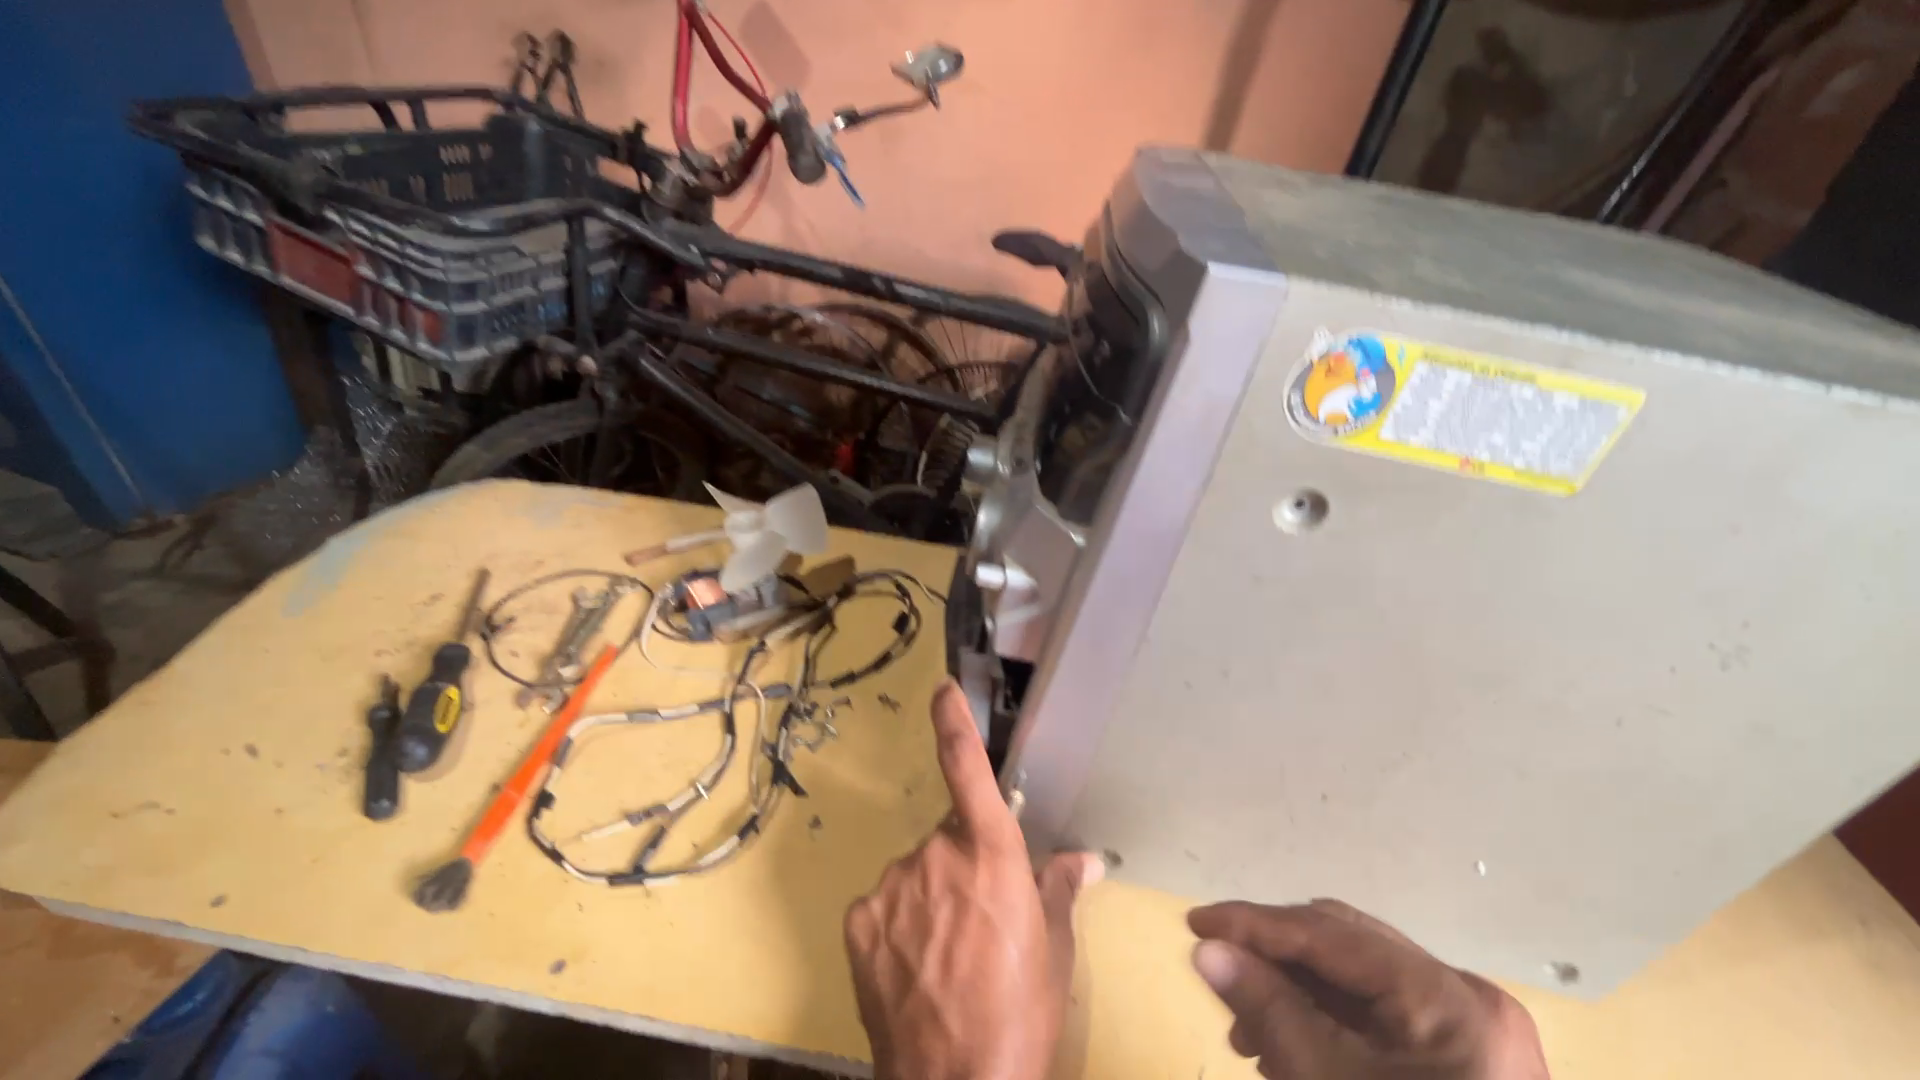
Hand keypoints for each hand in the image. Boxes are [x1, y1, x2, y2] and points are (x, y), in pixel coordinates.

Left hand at [844, 681, 1103, 1079]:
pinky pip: (886, 904)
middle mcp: (935, 856)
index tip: (942, 690)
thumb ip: (1058, 889)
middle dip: (964, 864)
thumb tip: (1084, 858)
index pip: (968, 771)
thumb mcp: (1053, 951)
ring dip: (932, 896)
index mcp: (990, 854)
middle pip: (949, 838)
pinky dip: (900, 923)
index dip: (954, 723)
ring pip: (917, 873)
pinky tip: (914, 967)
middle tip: (980, 921)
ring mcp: (890, 887)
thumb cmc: (1020, 1012)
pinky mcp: (859, 921)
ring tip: (949, 955)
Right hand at [1189, 899, 1548, 1079]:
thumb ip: (1265, 1007)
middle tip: (1218, 978)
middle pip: (1348, 950)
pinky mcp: (1471, 1057)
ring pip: (1363, 982)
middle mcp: (1472, 997)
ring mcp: (1477, 1029)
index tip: (1195, 922)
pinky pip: (1386, 1015)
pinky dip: (1333, 1021)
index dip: (1256, 924)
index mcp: (1450, 998)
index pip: (1331, 933)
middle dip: (1276, 961)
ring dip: (1298, 994)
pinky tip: (1293, 1047)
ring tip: (1248, 1035)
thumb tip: (1208, 950)